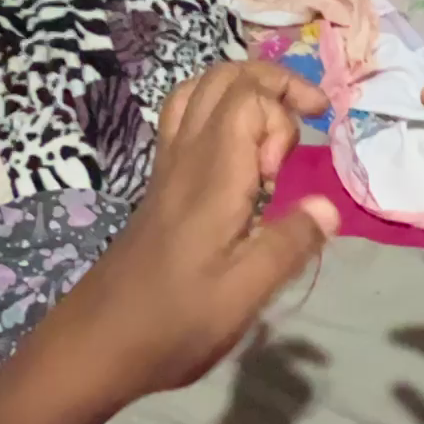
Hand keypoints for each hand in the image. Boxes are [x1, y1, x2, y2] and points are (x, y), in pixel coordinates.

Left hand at [39, 62, 339, 407]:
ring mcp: (167, 169)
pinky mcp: (159, 187)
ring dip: (242, 90)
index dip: (281, 116)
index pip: (248, 98)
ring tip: (276, 121)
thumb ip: (289, 244)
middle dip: (273, 82)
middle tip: (311, 115)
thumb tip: (328, 206)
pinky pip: (183, 120)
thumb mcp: (244, 294)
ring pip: (197, 92)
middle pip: (222, 79)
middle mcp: (186, 158)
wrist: (95, 343)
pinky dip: (216, 111)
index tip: (285, 173)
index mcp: (212, 176)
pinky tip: (237, 151)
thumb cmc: (174, 323)